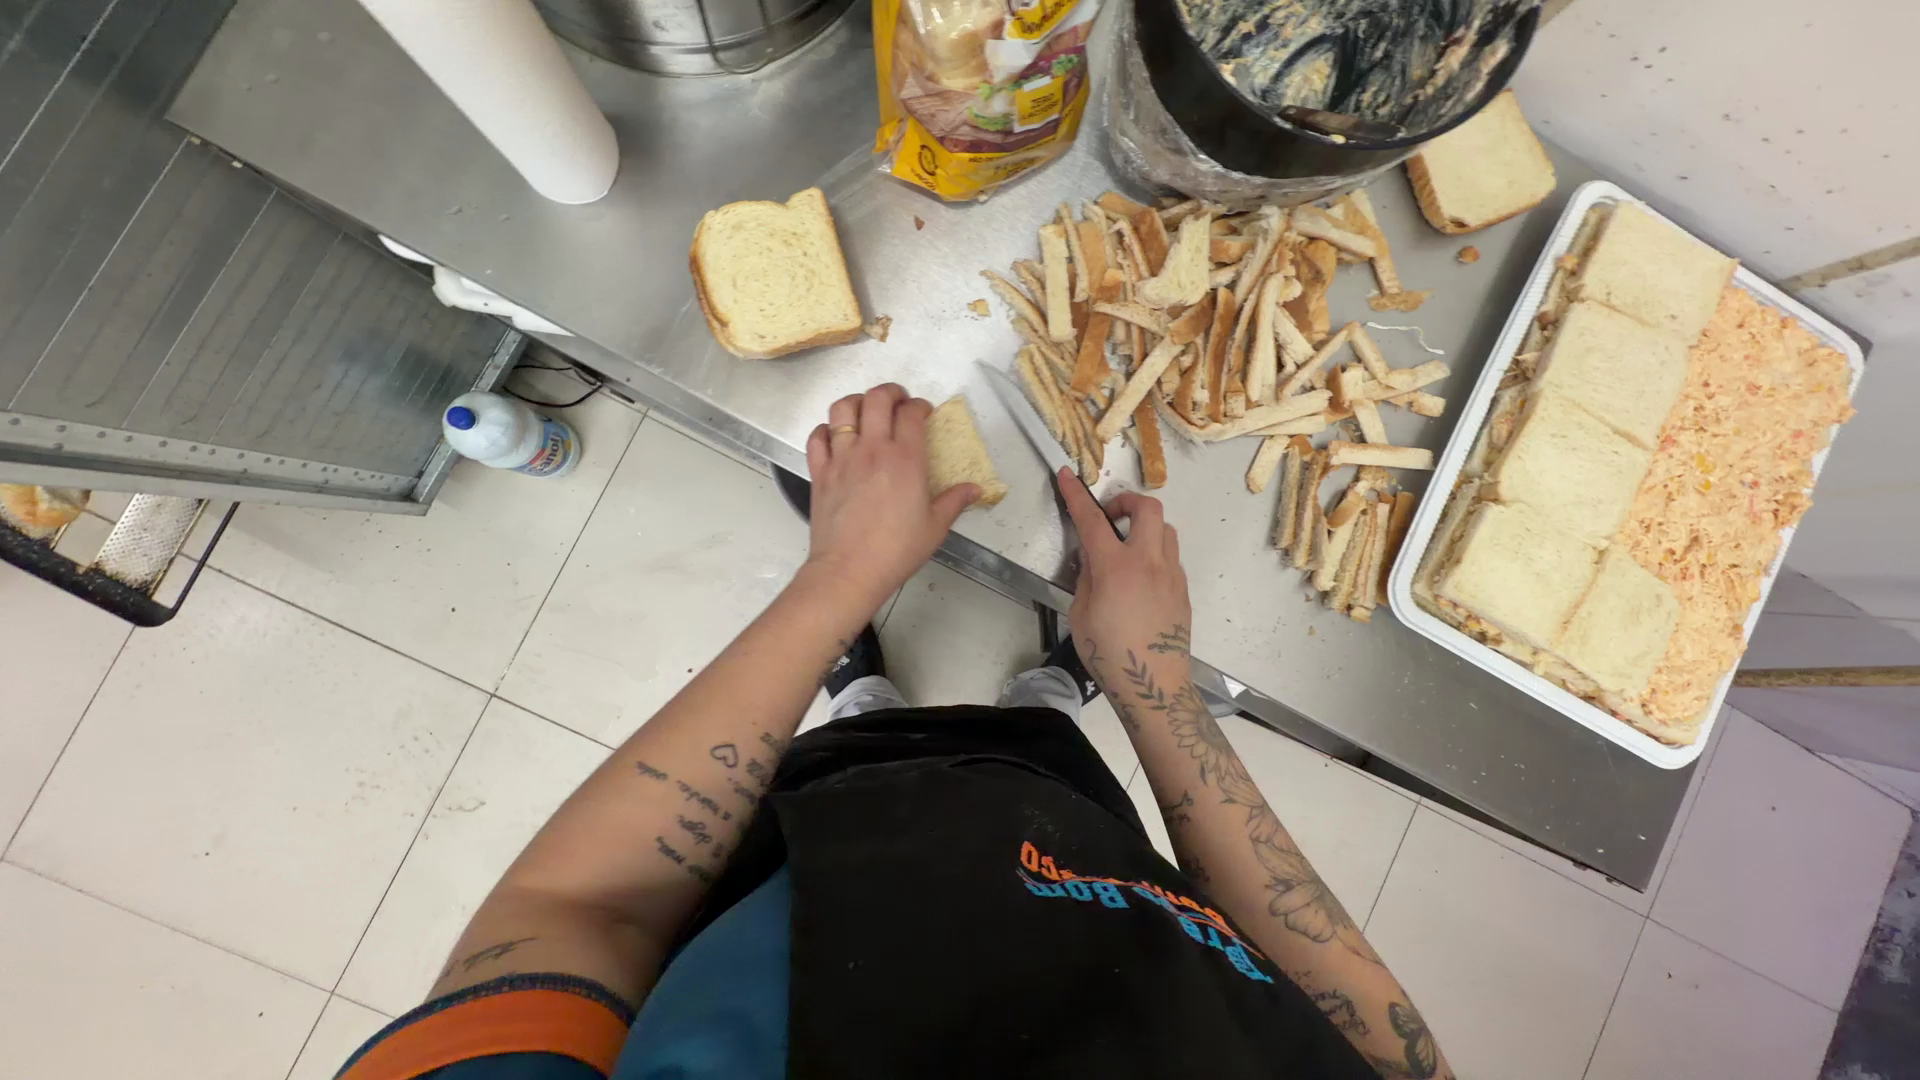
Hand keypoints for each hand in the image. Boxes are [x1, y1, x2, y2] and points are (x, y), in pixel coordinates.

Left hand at [802, 384, 978, 614]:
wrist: (849, 570)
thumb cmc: (896, 550)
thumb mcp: (935, 527)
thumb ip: (955, 501)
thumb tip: (975, 489)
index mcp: (905, 459)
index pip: (911, 413)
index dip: (919, 406)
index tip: (924, 413)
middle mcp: (872, 449)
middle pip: (877, 399)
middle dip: (890, 392)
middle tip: (898, 401)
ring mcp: (842, 458)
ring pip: (843, 409)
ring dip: (856, 402)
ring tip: (865, 409)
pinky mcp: (820, 472)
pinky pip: (817, 437)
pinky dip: (826, 430)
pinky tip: (836, 437)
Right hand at [1057, 467, 1192, 675]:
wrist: (1155, 687)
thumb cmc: (1109, 654)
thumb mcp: (1081, 615)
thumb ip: (1087, 578)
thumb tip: (1093, 558)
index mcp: (1116, 567)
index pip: (1092, 520)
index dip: (1076, 495)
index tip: (1067, 475)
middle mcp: (1149, 562)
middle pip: (1148, 508)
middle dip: (1126, 501)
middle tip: (1108, 519)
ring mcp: (1171, 575)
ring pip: (1165, 530)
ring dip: (1144, 527)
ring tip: (1123, 549)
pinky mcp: (1182, 591)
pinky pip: (1169, 557)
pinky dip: (1152, 554)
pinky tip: (1137, 580)